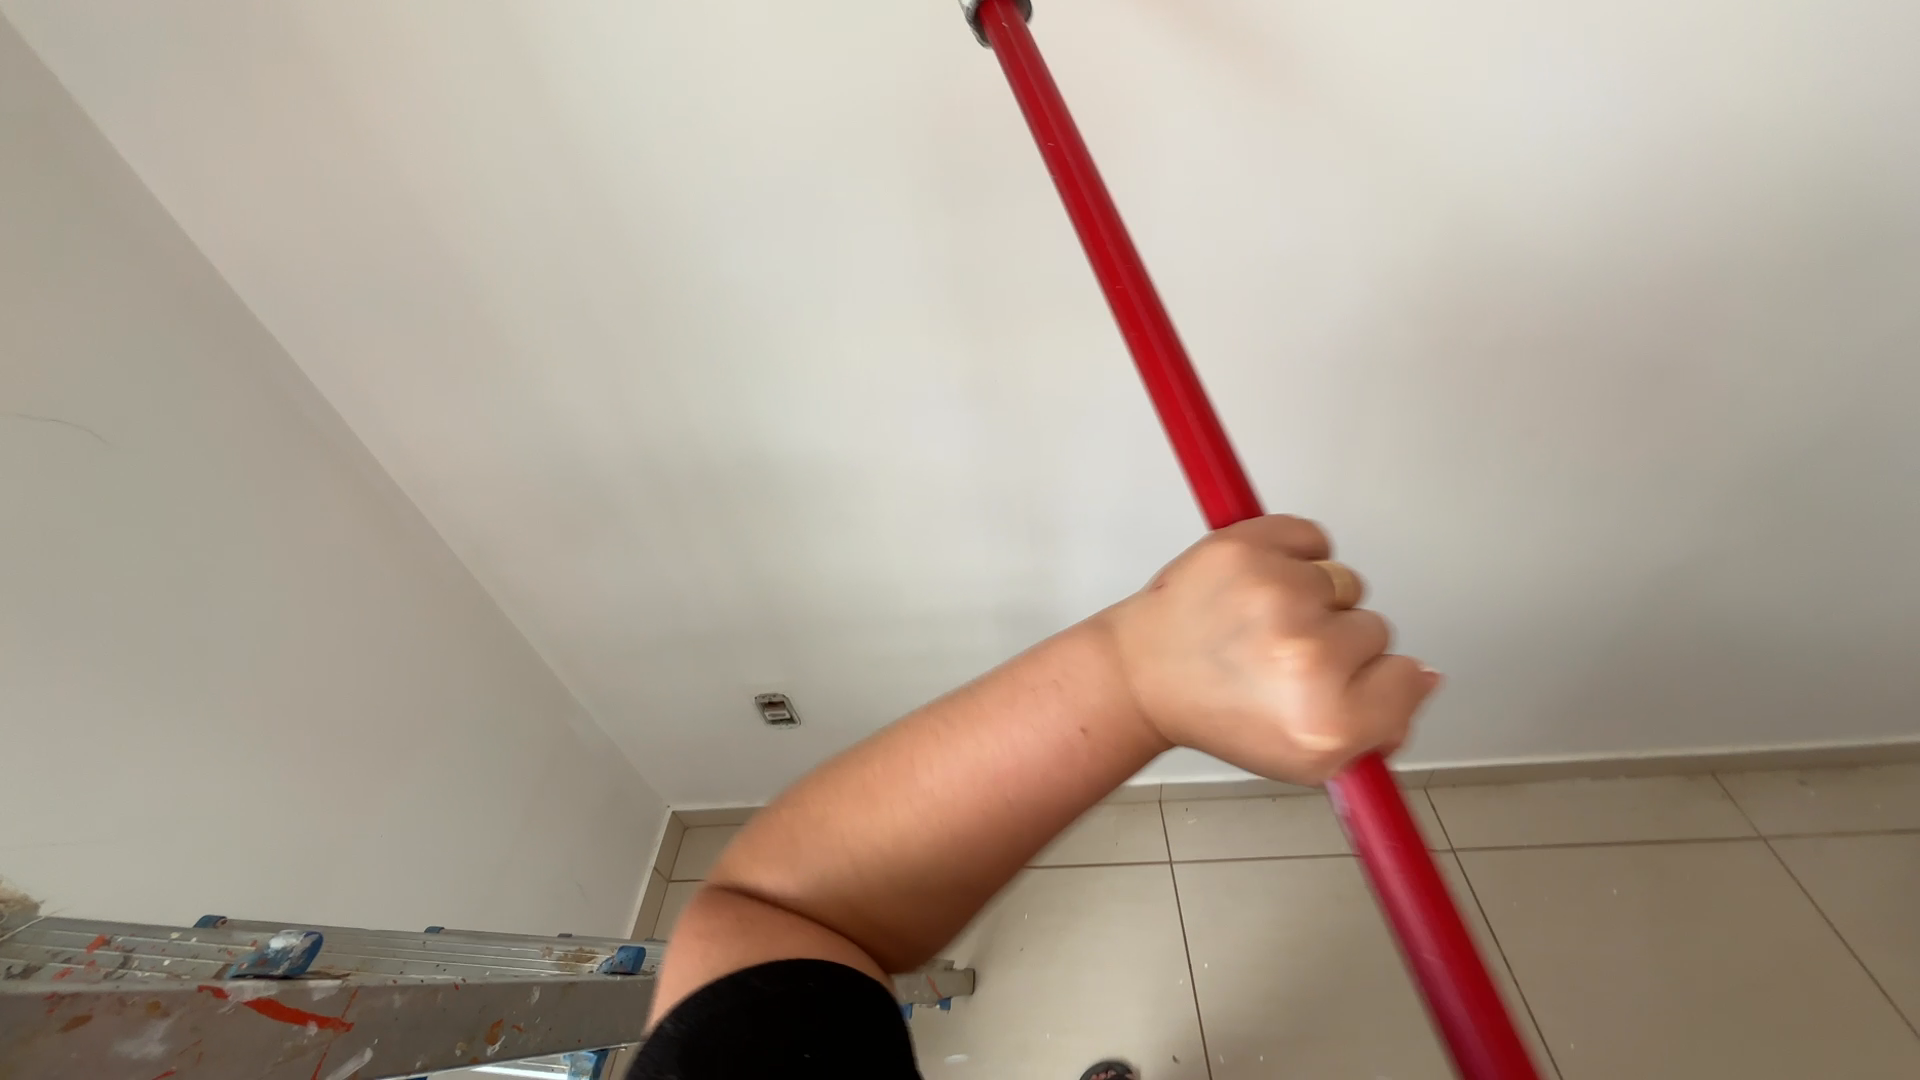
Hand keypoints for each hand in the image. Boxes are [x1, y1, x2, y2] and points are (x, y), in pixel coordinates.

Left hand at [1102, 515, 1437, 784]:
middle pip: (1375, 627)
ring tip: (1256, 623)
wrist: (1142, 672)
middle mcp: (1306, 654)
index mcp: (1326, 719)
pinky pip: (1311, 537)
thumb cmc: (1214, 710)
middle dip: (1334, 640)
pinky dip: (1292, 552)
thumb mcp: (1303, 759)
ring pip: (1342, 581)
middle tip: (1274, 657)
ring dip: (1308, 597)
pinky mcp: (1244, 547)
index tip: (1328, 682)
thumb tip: (1425, 677)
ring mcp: (1273, 592)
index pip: (1410, 677)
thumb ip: (1378, 730)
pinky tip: (1257, 585)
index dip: (1371, 680)